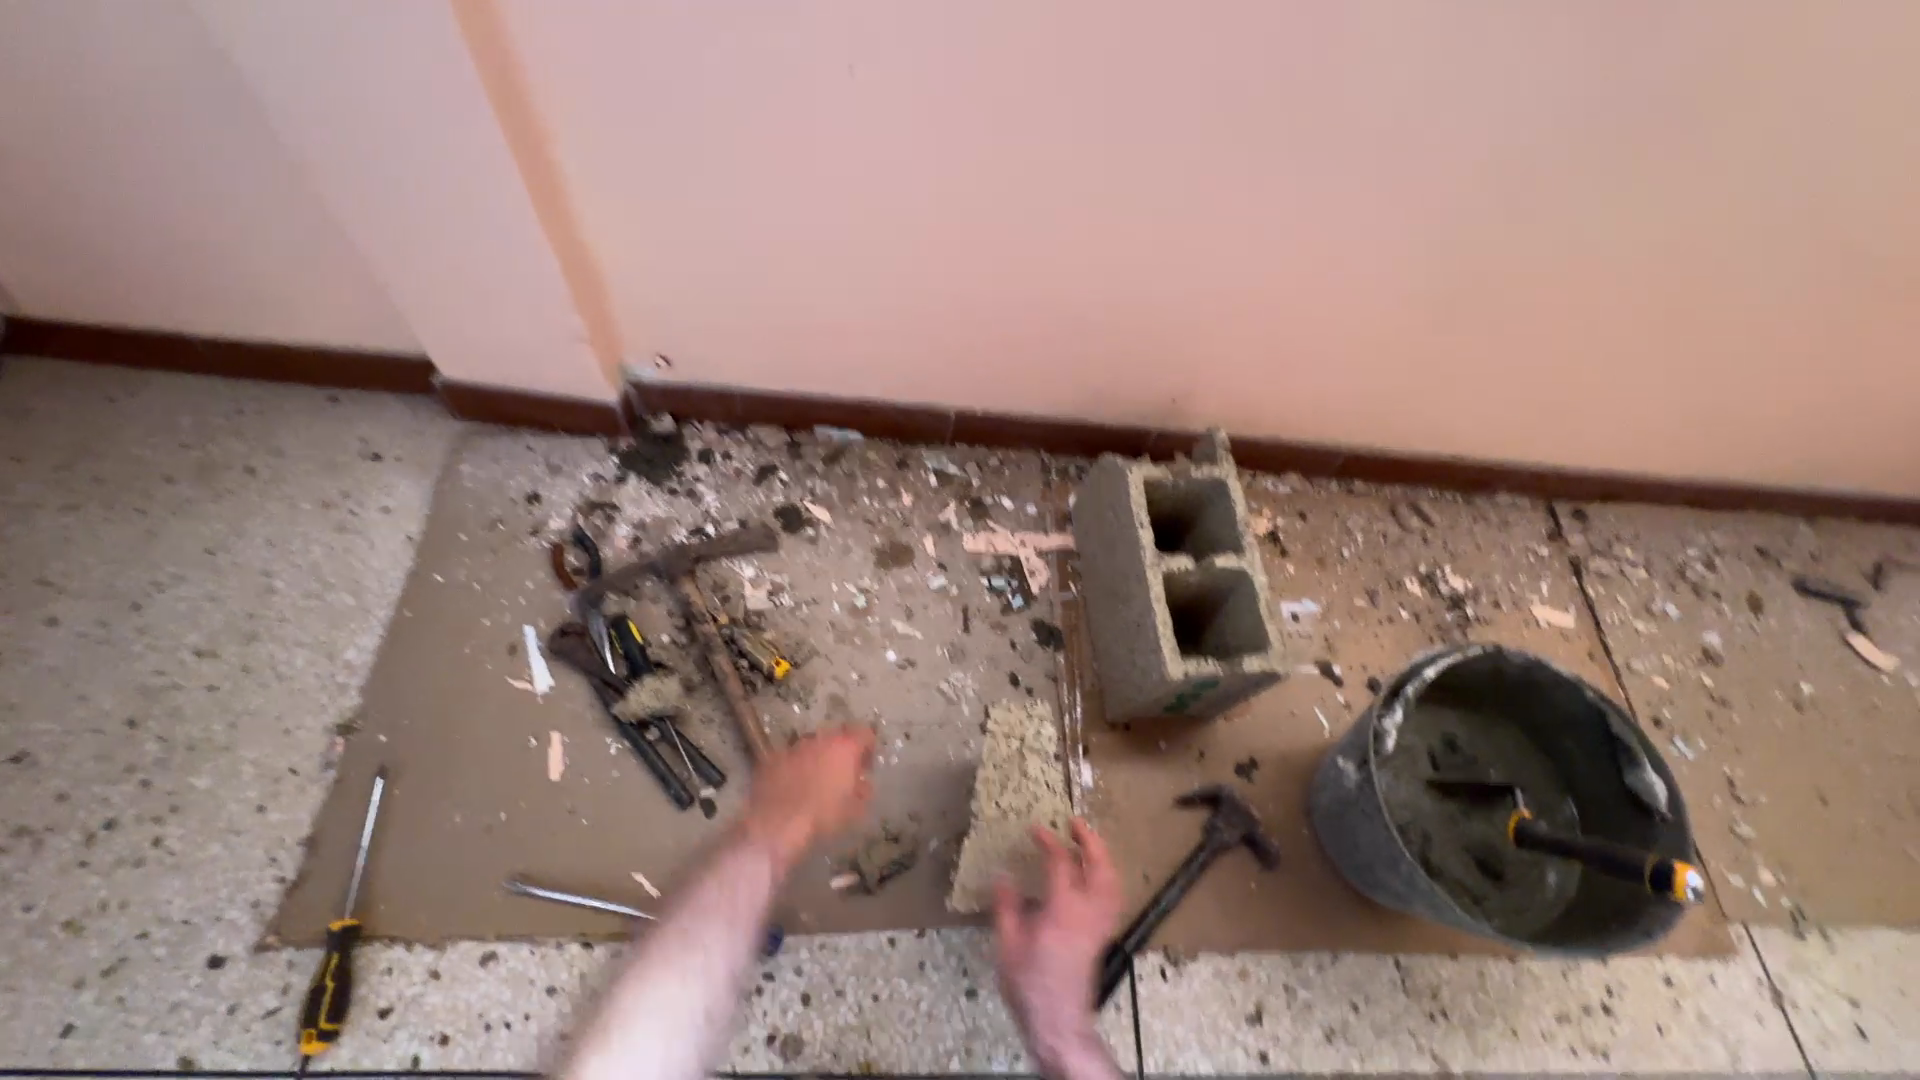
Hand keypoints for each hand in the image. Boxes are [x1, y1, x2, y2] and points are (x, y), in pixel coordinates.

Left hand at [739, 726, 876, 870]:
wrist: (777, 823)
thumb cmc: (823, 815)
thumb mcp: (854, 810)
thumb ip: (863, 792)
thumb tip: (863, 785)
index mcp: (845, 747)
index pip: (864, 733)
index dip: (868, 748)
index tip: (865, 766)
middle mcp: (820, 739)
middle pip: (836, 737)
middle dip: (841, 752)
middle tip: (841, 774)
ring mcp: (794, 746)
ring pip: (811, 745)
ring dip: (816, 758)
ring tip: (814, 781)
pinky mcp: (772, 758)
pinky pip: (789, 757)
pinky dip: (794, 767)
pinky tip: (792, 786)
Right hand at [992, 820, 1122, 1069]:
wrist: (1058, 1022)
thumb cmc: (1028, 984)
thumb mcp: (1007, 944)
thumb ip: (1007, 907)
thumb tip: (1003, 876)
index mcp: (1063, 910)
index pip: (1061, 863)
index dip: (1049, 842)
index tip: (1036, 829)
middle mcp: (1088, 913)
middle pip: (1100, 867)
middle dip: (1090, 840)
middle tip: (1075, 823)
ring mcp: (1100, 925)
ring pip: (1113, 882)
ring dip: (1102, 857)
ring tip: (1088, 843)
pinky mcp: (1103, 937)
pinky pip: (1114, 898)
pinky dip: (1108, 878)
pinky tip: (1096, 877)